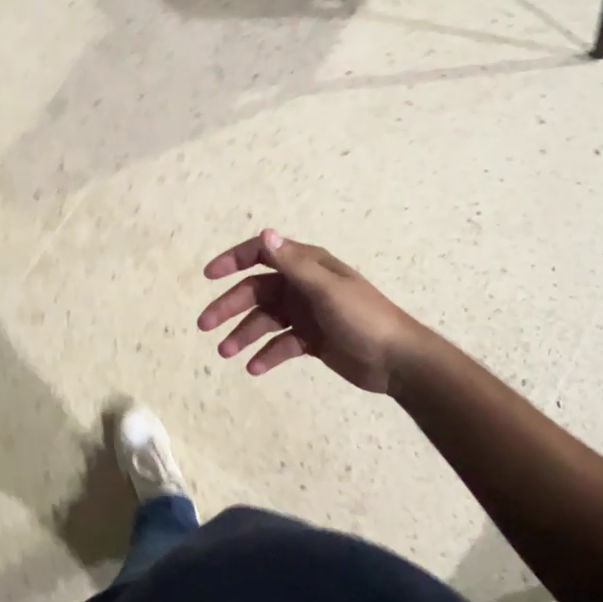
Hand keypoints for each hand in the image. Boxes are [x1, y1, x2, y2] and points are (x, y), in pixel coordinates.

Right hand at [197, 229, 422, 393]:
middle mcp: (303, 286)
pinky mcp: (311, 340)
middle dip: (229, 306)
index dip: (234, 261)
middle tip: (205, 325)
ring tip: (226, 353)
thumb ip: (293, 264)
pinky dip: (266, 355)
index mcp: (308, 266)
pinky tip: (255, 368)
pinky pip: (280, 344)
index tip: (209, 276)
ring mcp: (306, 314)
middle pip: (256, 291)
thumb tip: (264, 232)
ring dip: (243, 335)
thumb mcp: (326, 289)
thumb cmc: (364, 318)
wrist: (397, 360)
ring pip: (264, 321)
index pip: (263, 254)